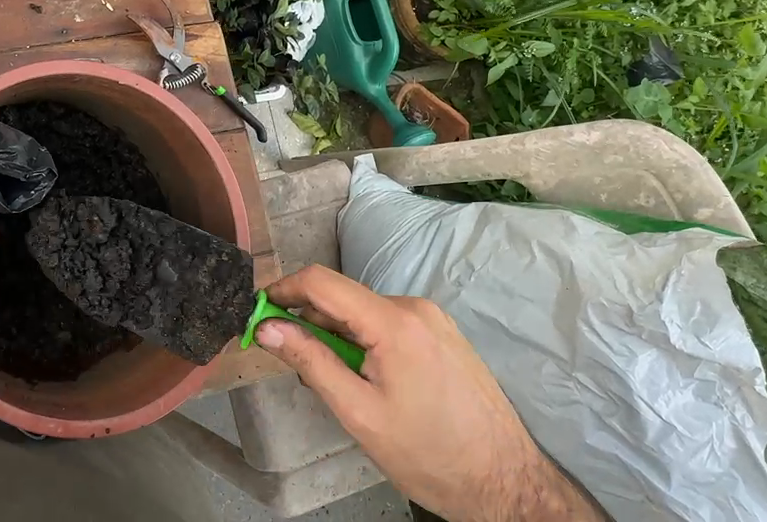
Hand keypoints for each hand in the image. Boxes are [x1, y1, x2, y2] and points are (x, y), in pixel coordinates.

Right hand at [253, 266, 601, 521]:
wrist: (509, 485)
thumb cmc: (429, 455)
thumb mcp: (359, 412)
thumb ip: (310, 361)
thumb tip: (266, 326)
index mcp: (394, 321)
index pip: (321, 281)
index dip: (282, 290)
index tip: (258, 313)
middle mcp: (414, 307)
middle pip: (341, 297)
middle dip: (309, 321)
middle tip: (292, 360)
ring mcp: (432, 319)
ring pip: (362, 312)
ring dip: (337, 335)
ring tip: (336, 381)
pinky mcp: (442, 334)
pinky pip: (386, 323)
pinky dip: (363, 341)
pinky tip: (367, 379)